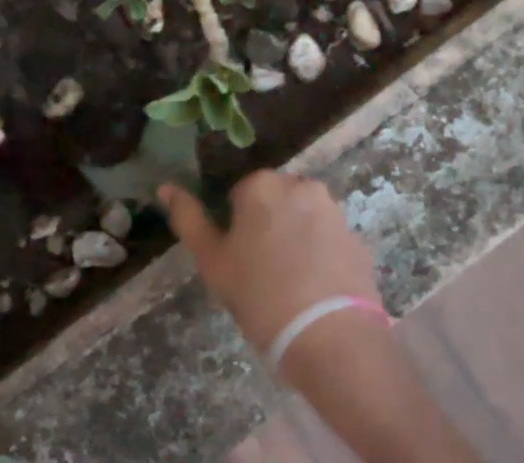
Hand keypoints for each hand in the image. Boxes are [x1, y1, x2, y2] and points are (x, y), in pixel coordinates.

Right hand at [160, 170, 380, 351]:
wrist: (331, 339)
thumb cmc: (260, 294)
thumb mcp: (212, 259)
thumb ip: (187, 218)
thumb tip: (165, 187)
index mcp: (262, 184)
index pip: (239, 194)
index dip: (235, 226)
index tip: (237, 257)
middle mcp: (301, 186)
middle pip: (275, 201)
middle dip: (267, 225)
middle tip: (259, 269)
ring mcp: (334, 212)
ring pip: (303, 218)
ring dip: (294, 238)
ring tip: (289, 282)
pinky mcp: (358, 240)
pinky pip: (328, 240)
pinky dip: (319, 255)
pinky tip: (313, 289)